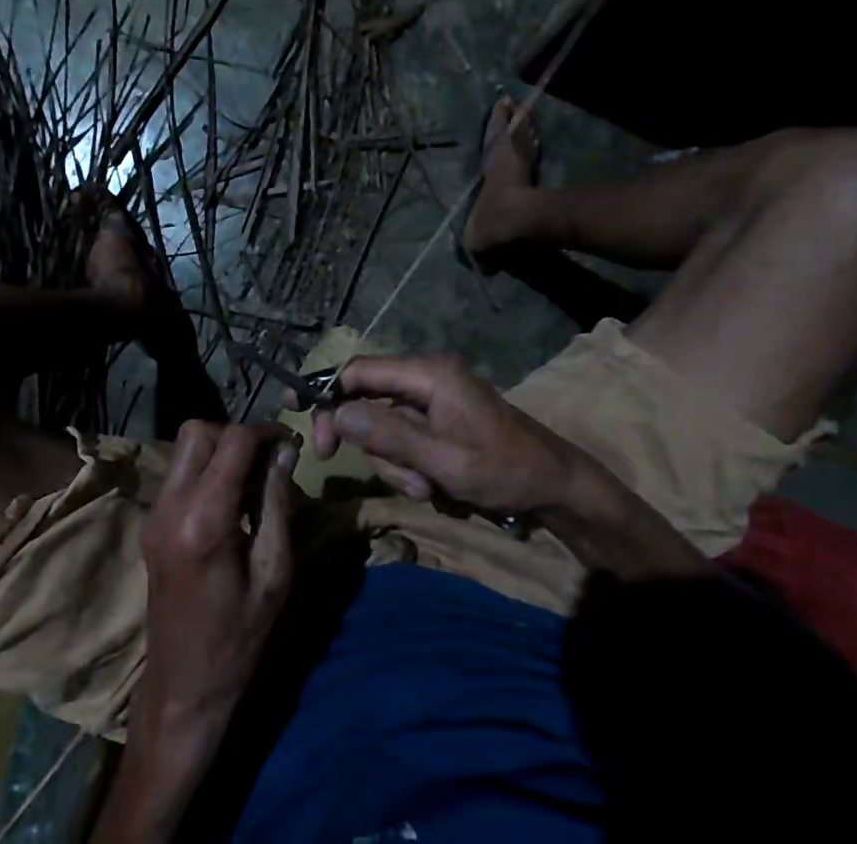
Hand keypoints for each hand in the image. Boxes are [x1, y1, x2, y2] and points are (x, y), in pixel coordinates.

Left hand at [94, 423, 297, 843]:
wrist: (183, 683)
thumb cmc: (239, 638)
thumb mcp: (274, 574)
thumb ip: (278, 506)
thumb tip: (283, 454)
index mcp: (203, 520)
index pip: (232, 442)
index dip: (266, 433)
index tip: (291, 444)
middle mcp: (169, 506)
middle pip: (196, 432)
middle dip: (236, 435)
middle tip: (268, 460)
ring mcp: (153, 514)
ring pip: (183, 449)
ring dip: (220, 450)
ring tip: (254, 480)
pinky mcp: (151, 524)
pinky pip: (178, 474)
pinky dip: (206, 470)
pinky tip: (233, 500)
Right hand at [310, 354, 582, 512]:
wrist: (553, 486)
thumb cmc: (504, 469)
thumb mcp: (443, 459)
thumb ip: (389, 435)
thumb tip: (336, 412)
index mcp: (429, 374)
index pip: (359, 370)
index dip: (326, 393)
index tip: (303, 423)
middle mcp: (426, 378)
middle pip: (366, 399)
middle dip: (367, 440)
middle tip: (339, 462)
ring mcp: (432, 400)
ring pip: (381, 424)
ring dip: (390, 460)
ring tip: (423, 485)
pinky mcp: (437, 420)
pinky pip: (402, 437)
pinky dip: (406, 463)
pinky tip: (430, 483)